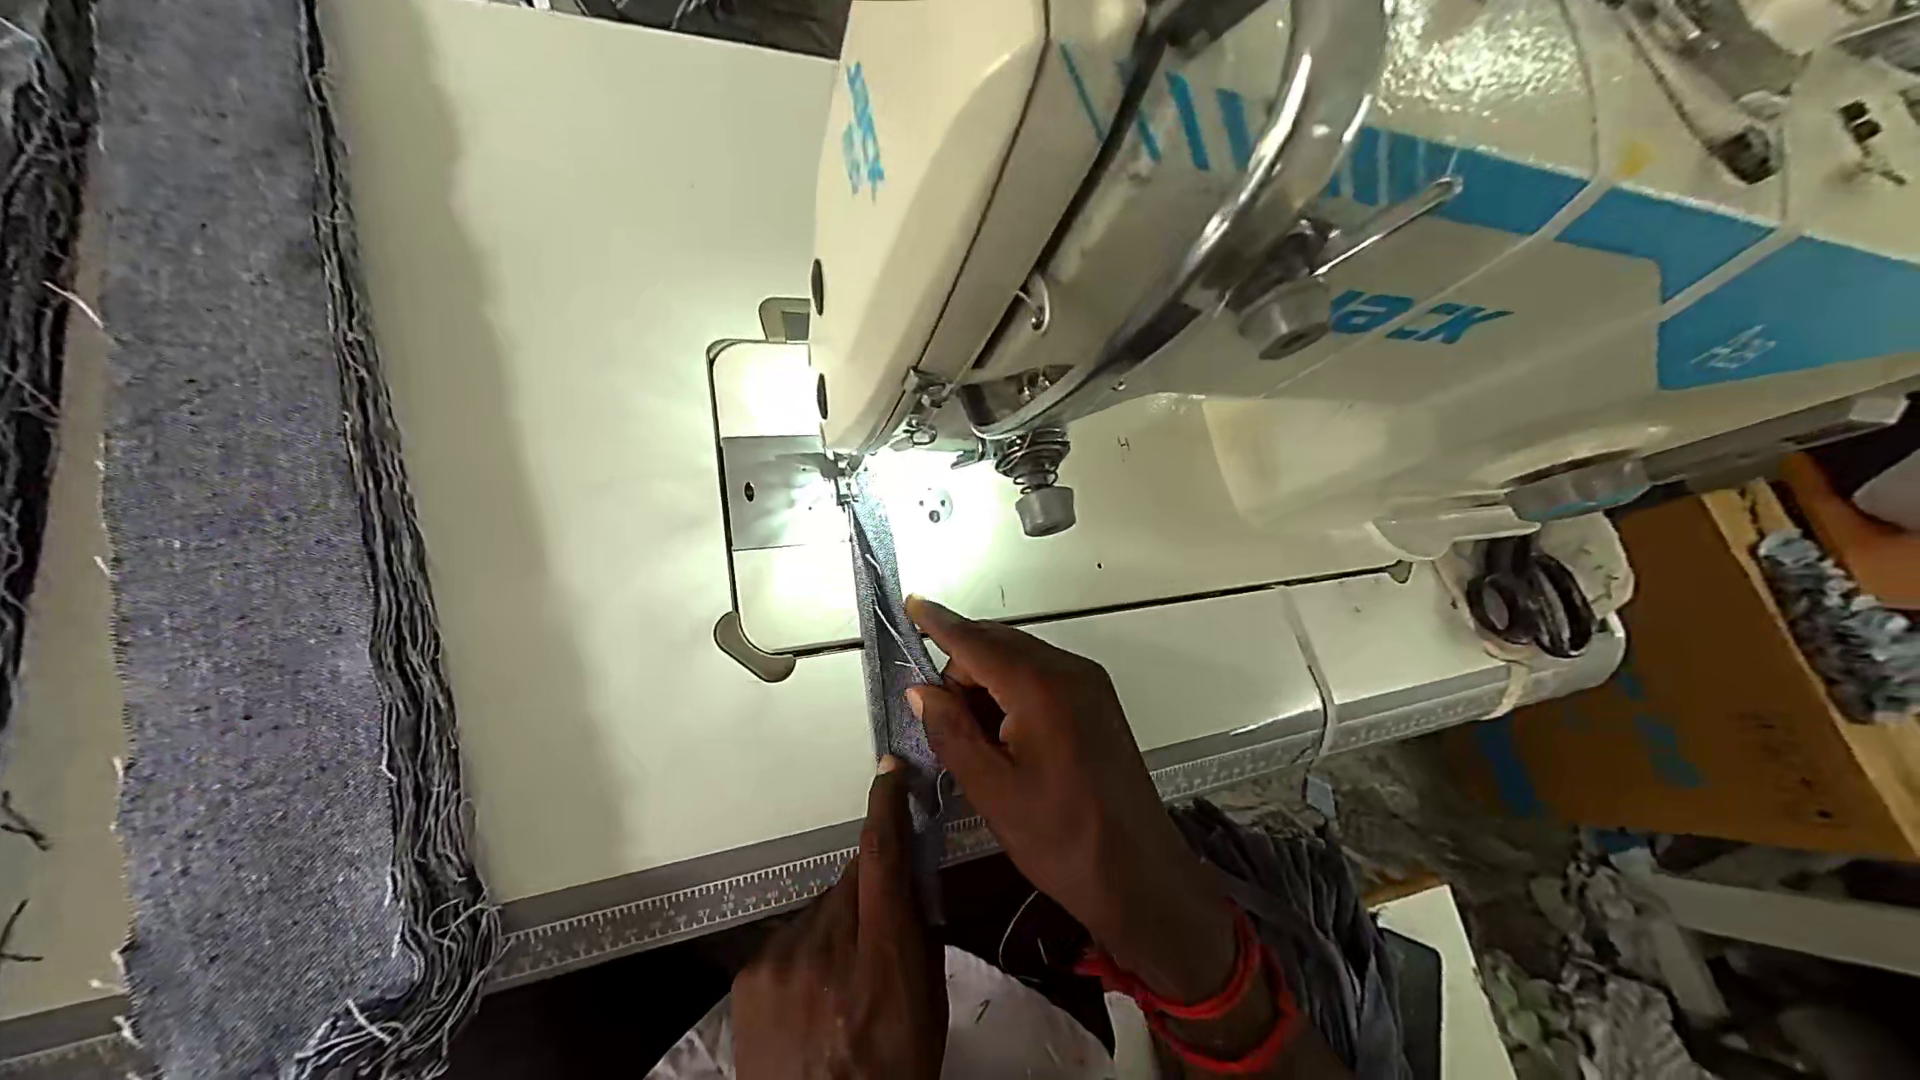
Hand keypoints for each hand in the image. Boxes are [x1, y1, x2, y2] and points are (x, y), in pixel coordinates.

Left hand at [731, 758, 946, 1079]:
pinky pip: (790, 934)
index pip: (880, 857)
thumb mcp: (928, 1002)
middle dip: (870, 887)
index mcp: (880, 954)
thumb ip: (919, 930)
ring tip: (841, 973)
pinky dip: (807, 947)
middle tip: (878, 927)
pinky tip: (810, 989)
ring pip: (822, 906)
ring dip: (838, 922)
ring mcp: (780, 957)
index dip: (886, 806)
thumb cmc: (893, 1066)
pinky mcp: (751, 971)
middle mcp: (825, 944)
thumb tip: (909, 872)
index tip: (889, 768)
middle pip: (852, 878)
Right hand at [903, 598, 1235, 1002]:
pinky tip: (1008, 738)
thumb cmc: (1065, 838)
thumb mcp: (991, 788)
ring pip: (1019, 659)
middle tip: (946, 724)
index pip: (975, 641)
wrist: (1139, 875)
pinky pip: (1041, 675)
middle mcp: (1069, 672)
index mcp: (1039, 687)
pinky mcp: (1097, 701)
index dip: (938, 622)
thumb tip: (923, 692)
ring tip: (982, 745)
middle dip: (962, 672)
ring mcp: (1088, 684)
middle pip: (997, 645)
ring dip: (987, 684)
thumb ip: (951, 730)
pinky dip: (1014, 692)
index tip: (913, 604)